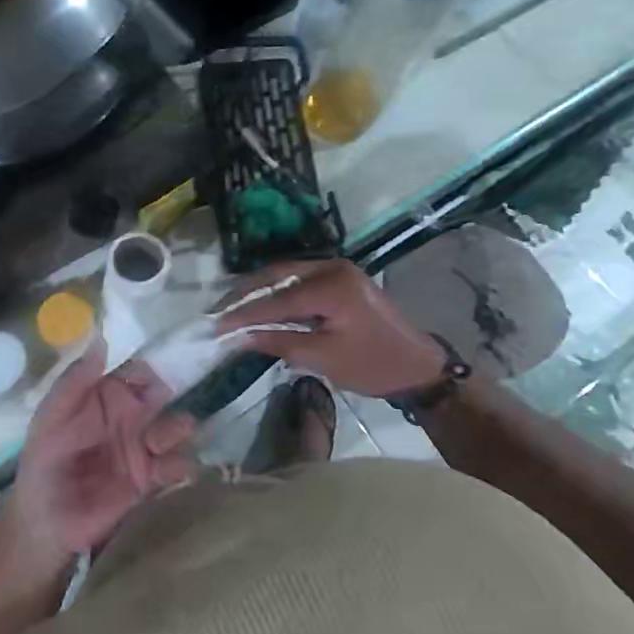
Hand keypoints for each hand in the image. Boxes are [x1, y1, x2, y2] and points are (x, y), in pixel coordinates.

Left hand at [8, 344, 198, 558]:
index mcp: (108, 394)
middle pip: (165, 393)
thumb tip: (101, 340)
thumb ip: (75, 381)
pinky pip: (180, 464)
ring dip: (178, 429)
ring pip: (177, 426)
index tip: (155, 367)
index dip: (149, 363)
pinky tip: (170, 470)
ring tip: (157, 444)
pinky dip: (183, 464)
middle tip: (166, 400)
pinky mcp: (153, 476)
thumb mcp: (51, 418)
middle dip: (175, 392)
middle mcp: (133, 413)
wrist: (45, 522)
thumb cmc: (44, 461)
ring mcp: (146, 445)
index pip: (137, 368)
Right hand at [214, 259, 445, 397]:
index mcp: (332, 285)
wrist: (419, 367)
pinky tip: (261, 306)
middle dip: (246, 293)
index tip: (215, 325)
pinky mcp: (341, 278)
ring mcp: (339, 269)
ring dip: (260, 291)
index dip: (244, 313)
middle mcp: (334, 266)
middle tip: (217, 311)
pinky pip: (300, 280)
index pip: (277, 298)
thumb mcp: (323, 358)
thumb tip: (240, 337)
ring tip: (232, 309)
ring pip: (287, 274)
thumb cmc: (373, 365)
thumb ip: (279, 342)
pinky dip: (278, 292)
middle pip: (278, 274)